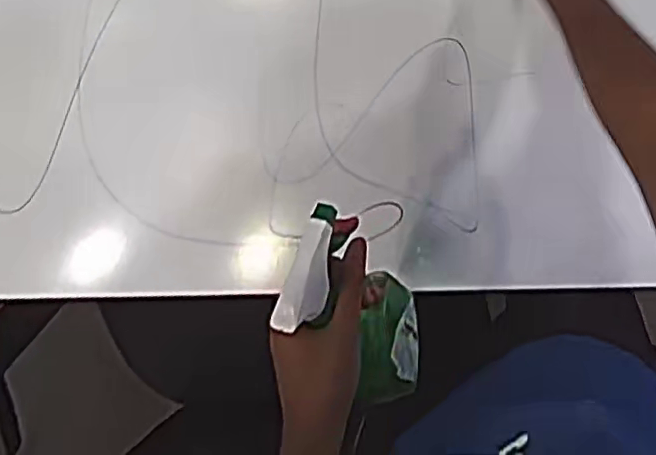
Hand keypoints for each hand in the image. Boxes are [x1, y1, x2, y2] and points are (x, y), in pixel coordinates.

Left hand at [271, 224, 380, 454]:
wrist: (317, 432)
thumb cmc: (325, 385)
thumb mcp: (345, 326)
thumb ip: (352, 282)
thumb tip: (357, 247)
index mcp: (286, 312)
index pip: (308, 263)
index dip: (329, 239)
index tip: (348, 223)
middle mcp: (287, 318)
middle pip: (318, 277)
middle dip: (346, 271)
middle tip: (367, 276)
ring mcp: (297, 331)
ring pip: (325, 294)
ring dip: (350, 290)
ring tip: (369, 299)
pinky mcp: (307, 342)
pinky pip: (326, 311)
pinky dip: (345, 306)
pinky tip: (362, 312)